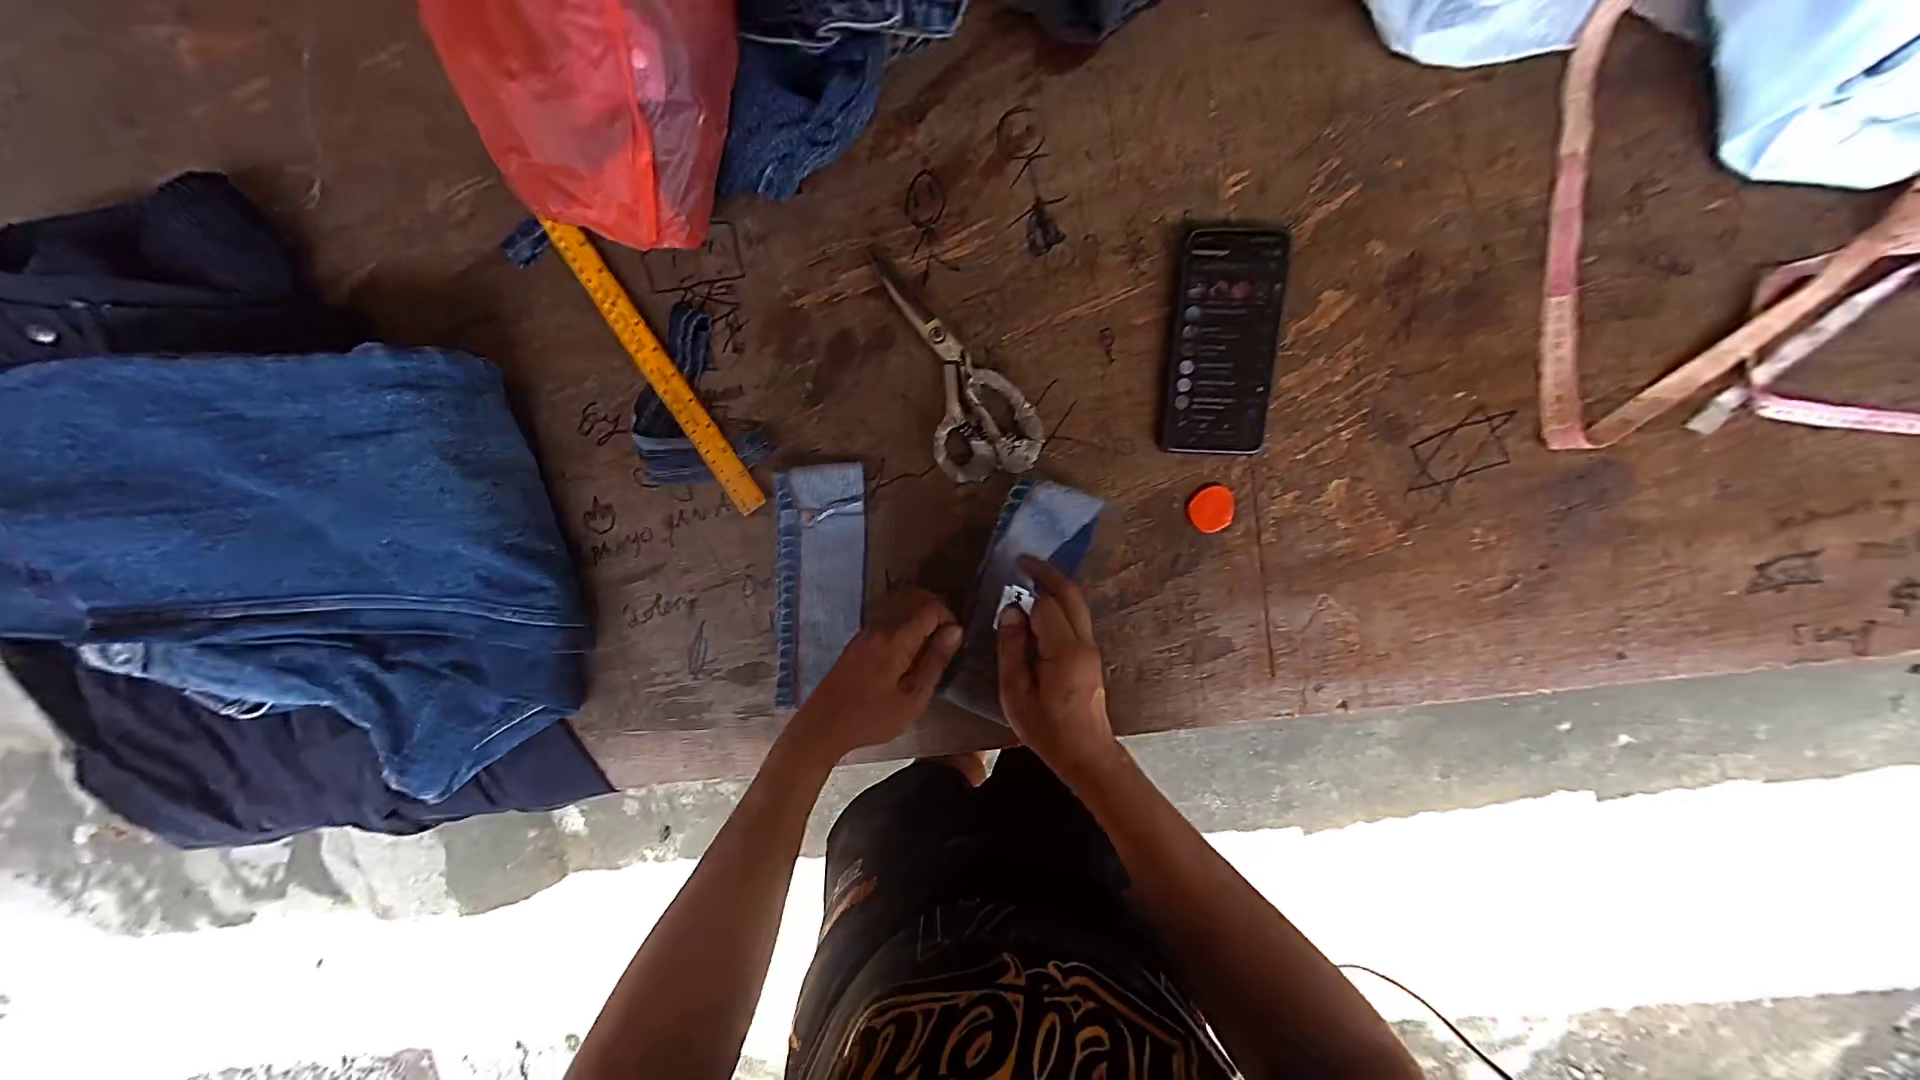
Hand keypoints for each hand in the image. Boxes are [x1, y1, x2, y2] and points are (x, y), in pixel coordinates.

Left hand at [783, 588, 962, 766]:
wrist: (822, 726)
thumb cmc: (871, 718)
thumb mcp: (913, 699)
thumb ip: (935, 662)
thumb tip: (955, 630)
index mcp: (895, 639)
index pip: (931, 607)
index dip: (949, 618)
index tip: (954, 642)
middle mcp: (879, 626)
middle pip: (915, 598)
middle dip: (937, 612)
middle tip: (946, 641)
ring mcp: (866, 631)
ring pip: (901, 604)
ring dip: (921, 616)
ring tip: (930, 646)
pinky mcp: (859, 640)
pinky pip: (889, 616)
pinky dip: (906, 623)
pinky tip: (908, 651)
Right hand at [997, 555, 1122, 783]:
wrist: (1085, 754)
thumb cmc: (1046, 729)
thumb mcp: (1016, 693)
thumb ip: (1011, 649)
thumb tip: (1011, 612)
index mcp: (1065, 651)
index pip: (1045, 607)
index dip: (1024, 598)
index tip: (1006, 587)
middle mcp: (1084, 643)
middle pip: (1071, 595)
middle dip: (1048, 573)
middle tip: (1024, 561)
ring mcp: (1091, 649)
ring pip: (1076, 606)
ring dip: (1055, 588)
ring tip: (1030, 579)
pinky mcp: (1090, 656)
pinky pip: (1076, 619)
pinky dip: (1059, 605)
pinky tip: (1039, 610)